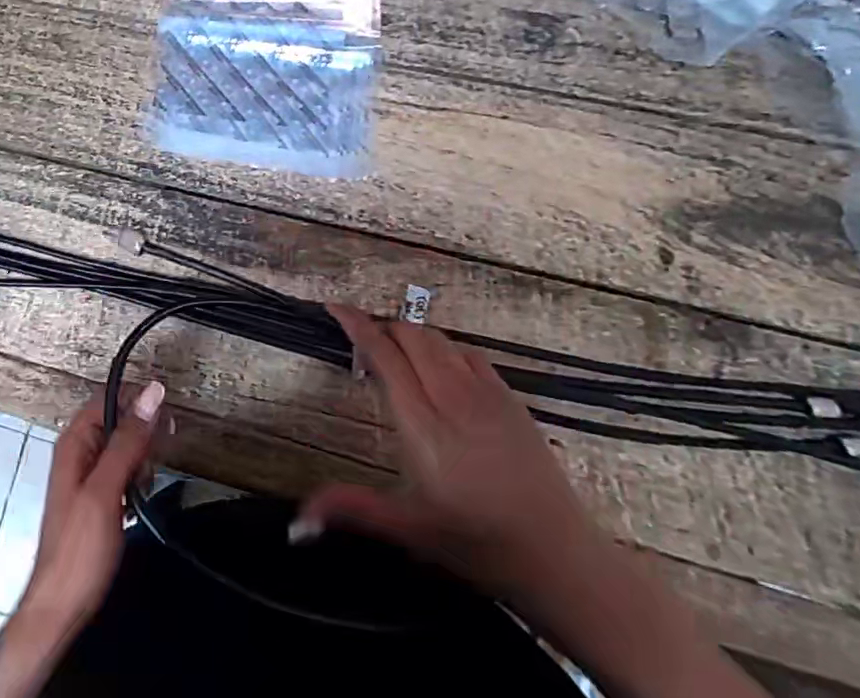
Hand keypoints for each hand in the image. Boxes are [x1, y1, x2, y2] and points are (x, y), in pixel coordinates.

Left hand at [16, 381, 165, 634]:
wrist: (63, 605)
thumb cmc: (80, 549)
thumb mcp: (106, 488)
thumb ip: (128, 439)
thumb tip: (152, 393)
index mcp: (74, 442)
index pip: (108, 398)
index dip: (137, 401)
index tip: (164, 415)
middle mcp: (79, 452)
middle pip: (118, 419)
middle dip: (143, 433)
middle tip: (155, 458)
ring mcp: (88, 474)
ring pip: (125, 445)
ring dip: (142, 457)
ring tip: (144, 483)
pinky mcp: (99, 494)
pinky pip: (124, 469)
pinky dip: (137, 477)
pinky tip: (140, 496)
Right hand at [296, 306, 590, 594]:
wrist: (558, 553)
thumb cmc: (477, 543)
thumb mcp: (410, 529)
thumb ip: (355, 508)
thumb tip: (301, 517)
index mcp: (424, 425)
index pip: (386, 356)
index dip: (358, 325)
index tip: (336, 307)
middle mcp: (454, 398)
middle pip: (413, 336)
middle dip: (384, 328)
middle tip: (364, 346)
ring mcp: (487, 394)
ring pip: (442, 340)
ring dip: (413, 336)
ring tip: (398, 356)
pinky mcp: (511, 398)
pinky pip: (470, 353)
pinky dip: (445, 348)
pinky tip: (442, 370)